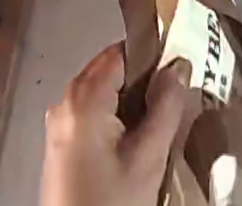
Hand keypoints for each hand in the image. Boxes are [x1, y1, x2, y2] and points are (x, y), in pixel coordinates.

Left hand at [42, 43, 196, 205]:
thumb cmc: (112, 204)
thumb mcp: (148, 157)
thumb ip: (167, 104)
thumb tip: (180, 62)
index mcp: (84, 97)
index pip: (123, 51)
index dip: (154, 54)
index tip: (181, 67)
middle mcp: (65, 102)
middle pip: (112, 69)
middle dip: (145, 77)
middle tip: (176, 93)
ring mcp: (59, 125)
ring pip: (105, 92)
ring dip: (133, 99)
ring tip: (162, 117)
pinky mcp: (60, 147)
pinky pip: (94, 112)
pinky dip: (117, 116)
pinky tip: (138, 139)